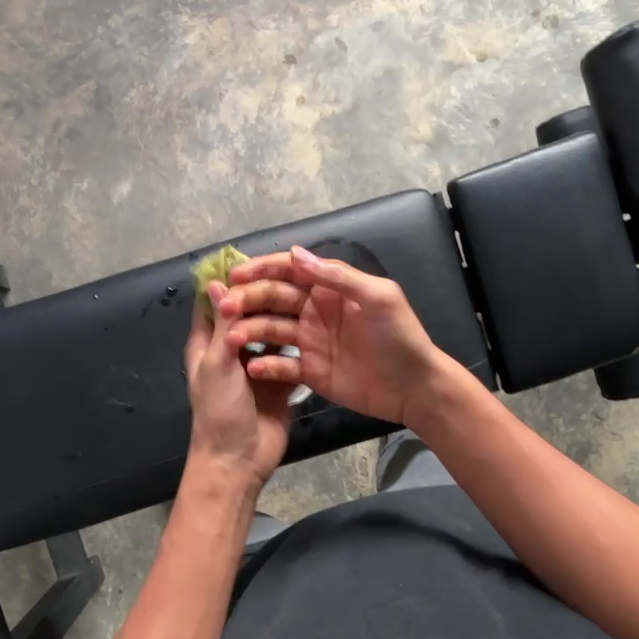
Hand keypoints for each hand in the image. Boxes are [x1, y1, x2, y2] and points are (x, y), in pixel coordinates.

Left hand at [185, 280, 295, 488]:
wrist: (239, 458)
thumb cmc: (220, 410)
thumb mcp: (217, 363)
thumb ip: (223, 324)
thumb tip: (218, 283)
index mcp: (208, 344)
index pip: (214, 305)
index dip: (228, 283)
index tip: (251, 260)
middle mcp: (232, 350)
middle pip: (247, 315)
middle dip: (264, 297)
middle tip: (292, 274)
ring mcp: (257, 367)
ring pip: (271, 333)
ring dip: (284, 318)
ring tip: (309, 292)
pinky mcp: (279, 383)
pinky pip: (289, 357)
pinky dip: (299, 345)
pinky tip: (319, 324)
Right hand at [220, 245, 453, 427]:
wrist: (414, 385)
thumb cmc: (399, 336)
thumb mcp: (375, 297)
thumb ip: (336, 276)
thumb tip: (296, 253)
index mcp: (330, 289)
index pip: (290, 272)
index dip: (262, 270)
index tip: (236, 275)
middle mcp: (315, 312)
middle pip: (273, 300)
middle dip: (247, 300)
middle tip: (224, 309)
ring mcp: (310, 342)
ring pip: (271, 331)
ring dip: (250, 332)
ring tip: (232, 340)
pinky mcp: (310, 372)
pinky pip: (281, 367)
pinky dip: (266, 366)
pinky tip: (252, 367)